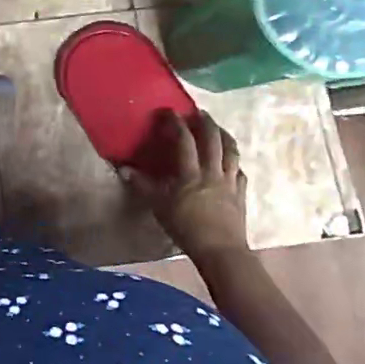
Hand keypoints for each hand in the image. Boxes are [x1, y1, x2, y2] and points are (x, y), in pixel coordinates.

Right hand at [120, 110, 248, 258]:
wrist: (220, 251)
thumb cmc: (186, 228)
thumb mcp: (158, 207)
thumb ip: (142, 186)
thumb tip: (123, 169)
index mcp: (190, 173)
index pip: (184, 140)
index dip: (176, 123)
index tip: (169, 112)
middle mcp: (212, 172)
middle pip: (213, 140)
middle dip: (206, 123)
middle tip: (199, 112)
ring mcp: (230, 182)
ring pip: (232, 152)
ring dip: (225, 136)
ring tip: (219, 129)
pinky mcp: (241, 194)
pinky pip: (240, 172)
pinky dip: (235, 163)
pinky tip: (232, 163)